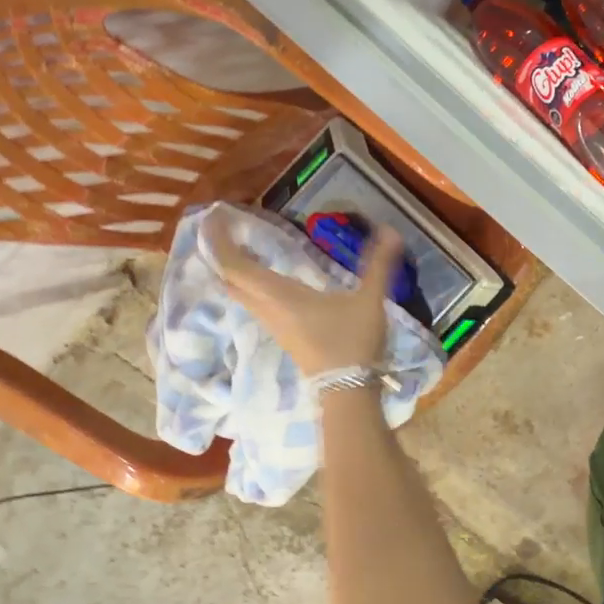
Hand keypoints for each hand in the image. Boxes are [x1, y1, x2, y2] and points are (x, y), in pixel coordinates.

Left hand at [208, 215, 401, 376]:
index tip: (215, 216)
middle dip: (222, 253)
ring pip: (239, 293)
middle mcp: (266, 307)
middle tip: (225, 230)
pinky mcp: (282, 334)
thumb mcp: (369, 299)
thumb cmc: (352, 340)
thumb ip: (378, 265)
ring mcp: (272, 323)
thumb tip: (389, 230)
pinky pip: (253, 303)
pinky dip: (250, 286)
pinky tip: (267, 282)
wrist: (346, 387)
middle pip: (229, 279)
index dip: (217, 239)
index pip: (233, 263)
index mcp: (279, 294)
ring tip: (242, 250)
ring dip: (234, 271)